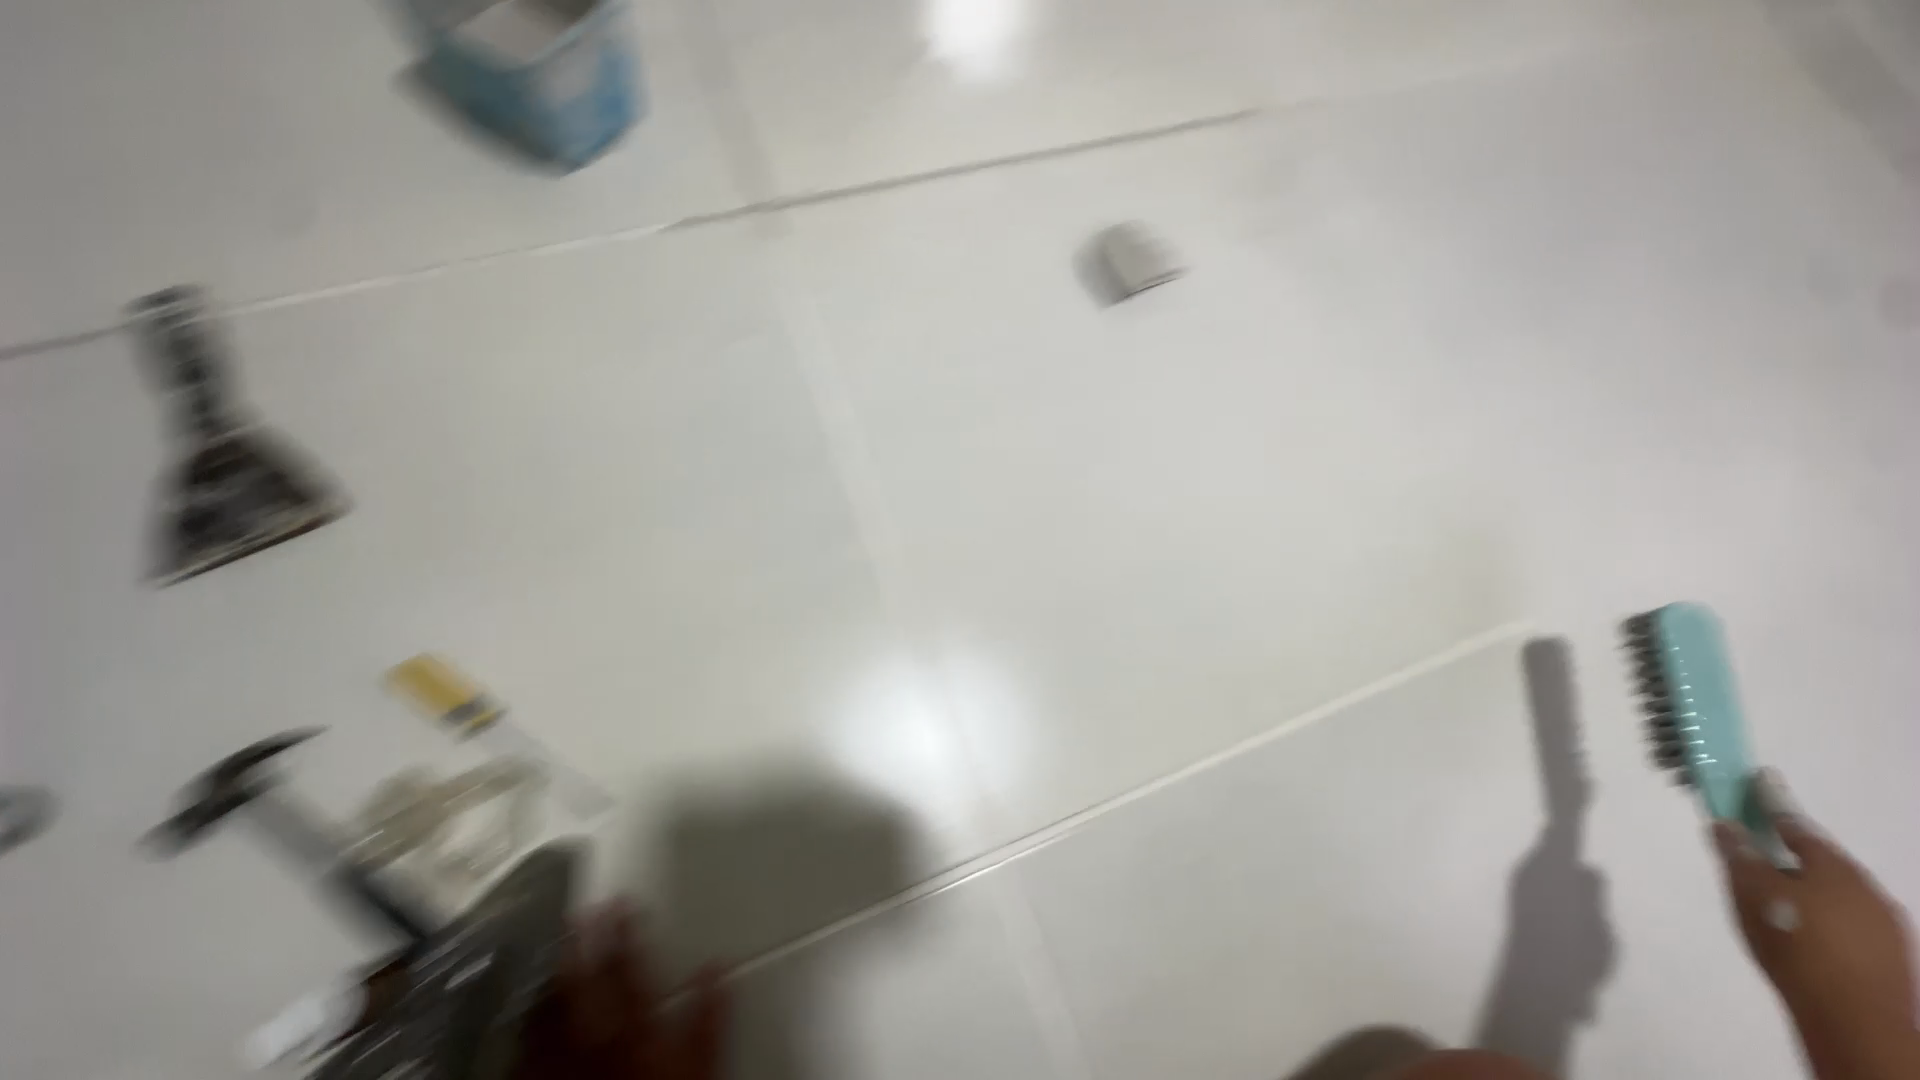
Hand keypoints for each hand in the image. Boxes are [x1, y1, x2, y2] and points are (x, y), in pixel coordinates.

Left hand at [512, 902, 728, 1079]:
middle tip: (580, 912)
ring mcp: (562, 1058)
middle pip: (582, 977)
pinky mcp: (539, 1078)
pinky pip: (527, 1043)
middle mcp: (592, 1034)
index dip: (623, 927)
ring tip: (557, 953)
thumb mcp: (698, 1061)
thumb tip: (713, 969)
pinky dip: (532, 1021)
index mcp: (631, 1021)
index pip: (626, 962)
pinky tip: (532, 1014)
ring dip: (555, 976)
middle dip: (581, 940)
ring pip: (551, 1006)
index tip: (621, 902)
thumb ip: (705, 1014)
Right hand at [1711, 771, 1918, 1079]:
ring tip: (1775, 893)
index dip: (1772, 800)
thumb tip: (1725, 823)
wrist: (1853, 1018)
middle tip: (1757, 844)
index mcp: (1833, 866)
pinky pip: (1846, 917)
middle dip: (1788, 848)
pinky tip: (1803, 927)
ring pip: (1836, 889)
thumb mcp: (1749, 891)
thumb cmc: (1793, 941)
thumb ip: (1737, 854)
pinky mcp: (1889, 954)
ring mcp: (1884, 923)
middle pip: (1819, 857)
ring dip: (1805, 882)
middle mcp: (1866, 887)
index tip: (1760, 776)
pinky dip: (1821, 910)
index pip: (1794, 823)